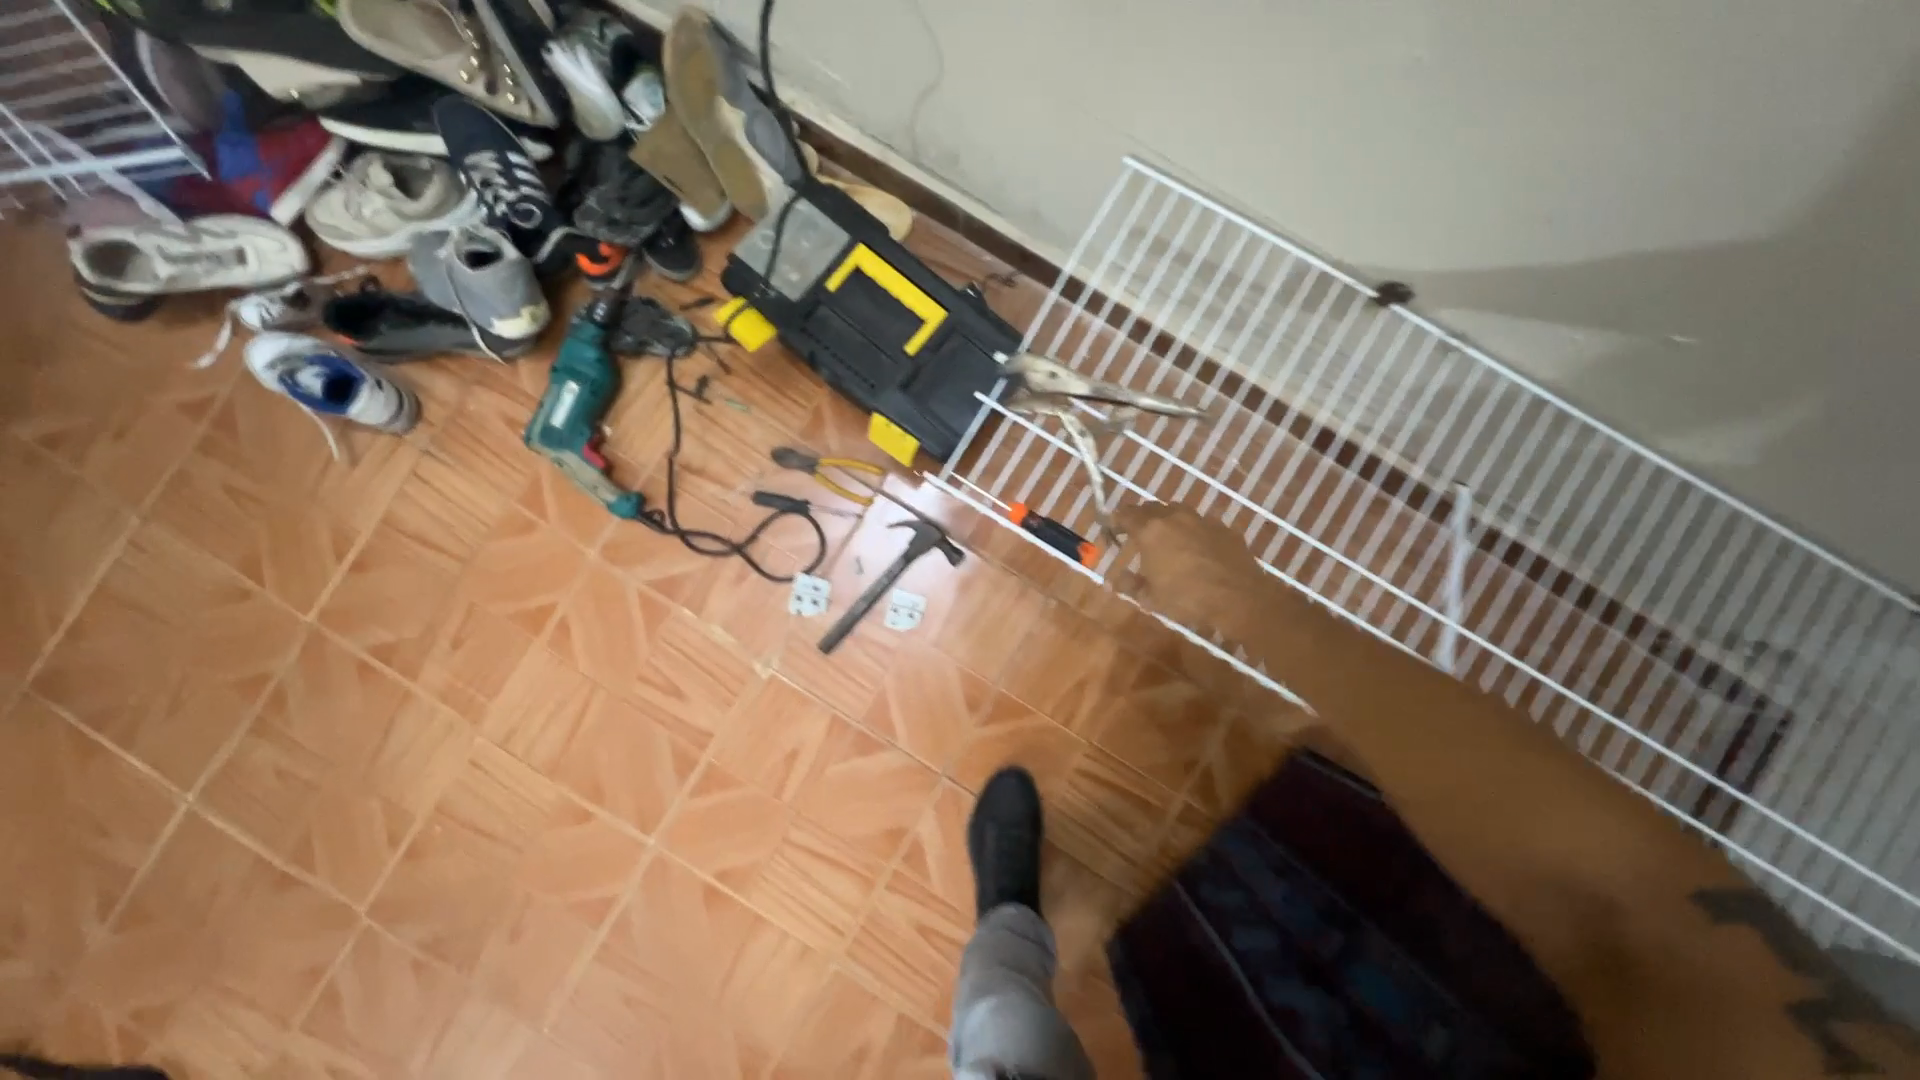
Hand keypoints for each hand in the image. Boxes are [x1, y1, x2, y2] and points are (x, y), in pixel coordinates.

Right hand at [1112, 502, 1268, 640]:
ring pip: (1177, 511)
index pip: (1126, 514)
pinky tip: (1196, 550)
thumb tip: (1112, 581)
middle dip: (1141, 519)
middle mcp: (1174, 517)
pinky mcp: (1224, 528)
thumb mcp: (1151, 598)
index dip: (1116, 521)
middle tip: (1138, 536)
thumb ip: (1129, 584)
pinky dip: (1192, 532)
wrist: (1239, 598)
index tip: (1112, 531)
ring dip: (1168, 522)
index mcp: (1151, 530)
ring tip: (1168, 541)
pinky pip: (1201, 523)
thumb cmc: (1187, 598)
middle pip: (1151, 508)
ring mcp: (1202, 520)